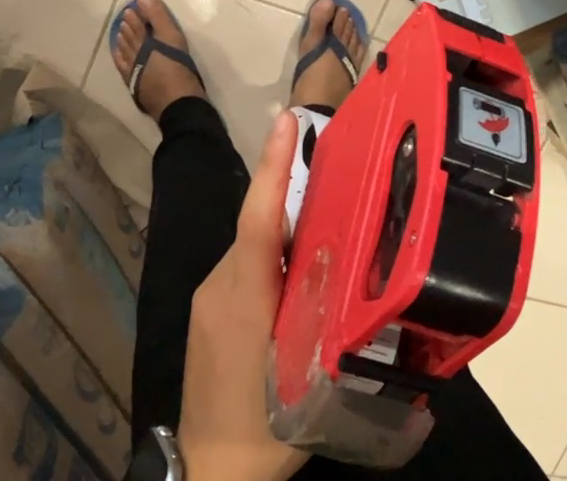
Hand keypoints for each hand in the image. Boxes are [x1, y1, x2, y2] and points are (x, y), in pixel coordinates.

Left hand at [178, 113, 309, 480]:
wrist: (208, 472)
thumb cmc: (264, 429)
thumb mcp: (310, 379)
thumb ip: (330, 322)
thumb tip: (361, 279)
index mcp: (245, 299)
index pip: (260, 219)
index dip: (275, 168)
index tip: (286, 121)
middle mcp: (220, 287)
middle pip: (259, 227)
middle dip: (293, 197)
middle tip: (340, 177)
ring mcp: (208, 299)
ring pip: (253, 250)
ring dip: (286, 237)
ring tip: (331, 234)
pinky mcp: (205, 313)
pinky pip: (244, 269)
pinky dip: (271, 261)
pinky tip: (300, 281)